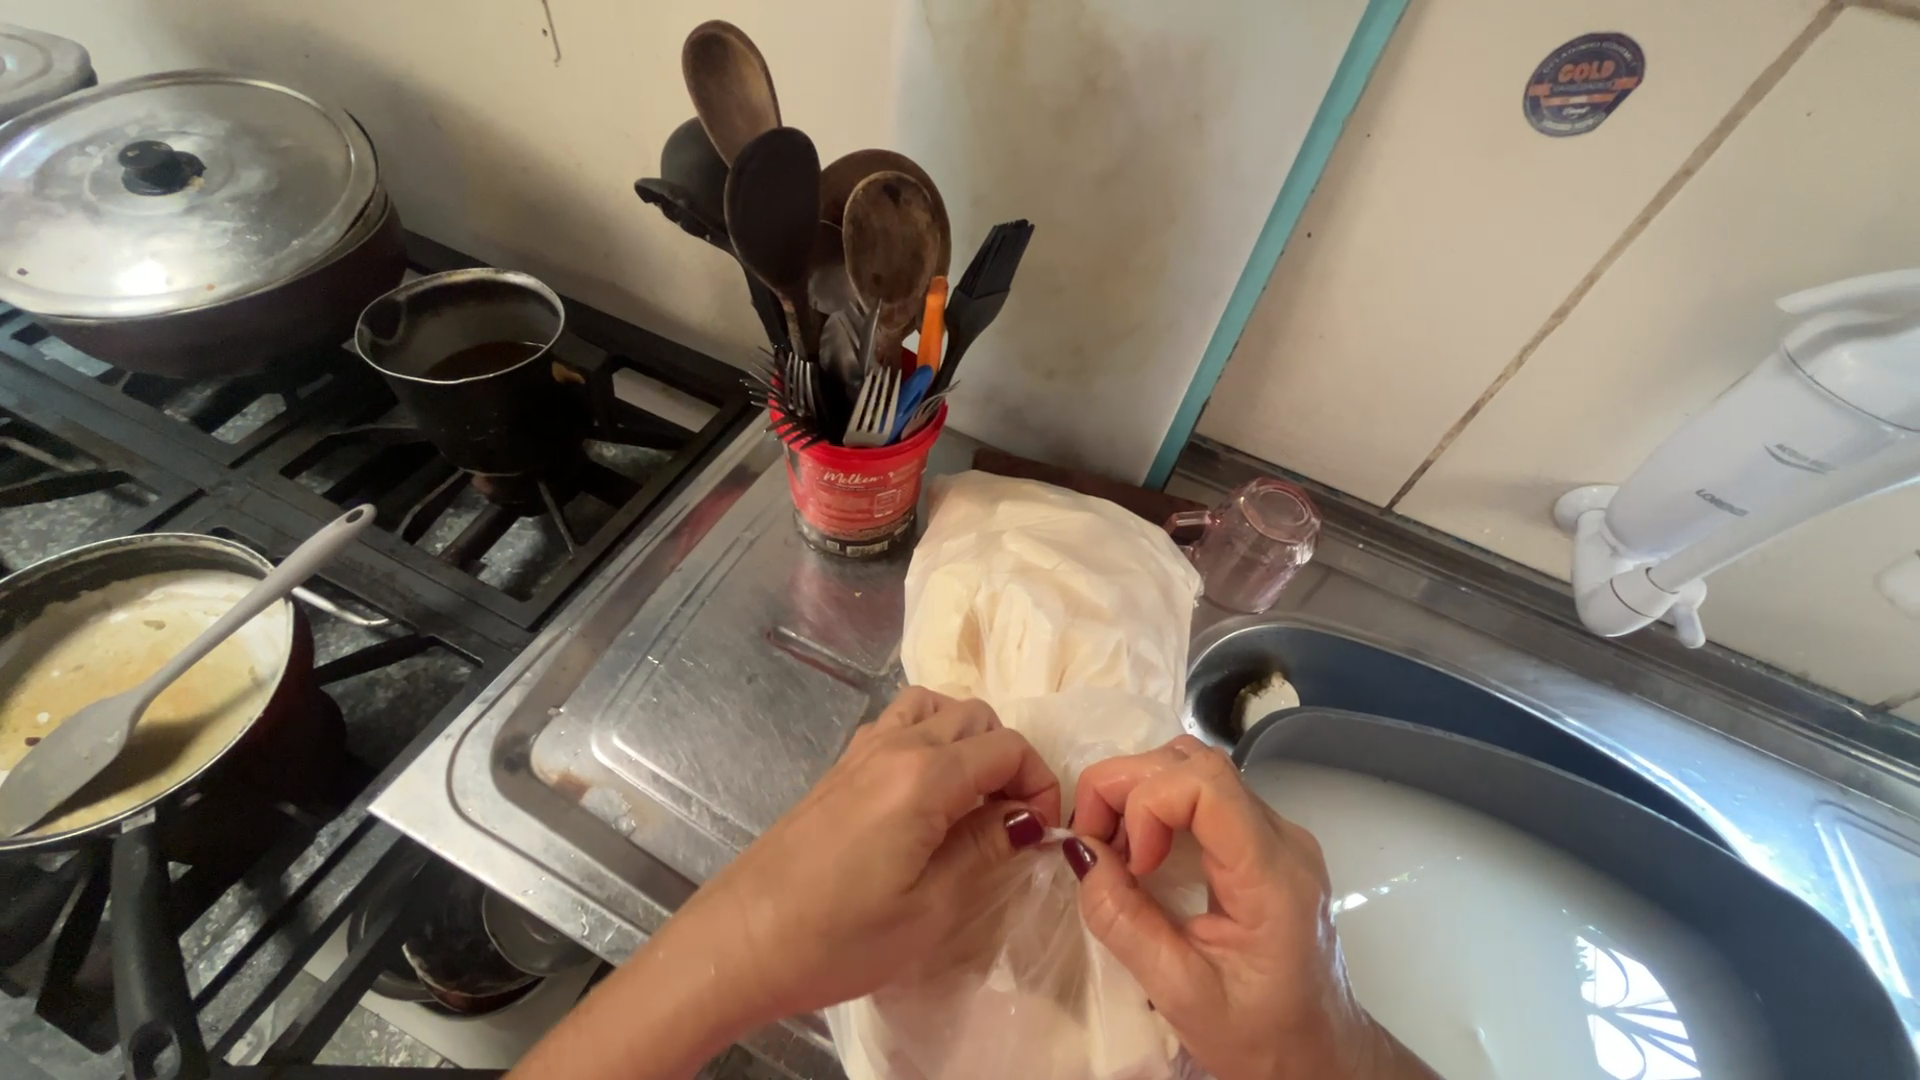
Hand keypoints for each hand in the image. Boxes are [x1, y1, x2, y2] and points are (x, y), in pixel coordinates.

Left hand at [672, 687, 1061, 1022]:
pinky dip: (929, 734)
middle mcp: (897, 743)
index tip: (1042, 829)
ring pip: (936, 706)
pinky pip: (899, 720)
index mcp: (925, 775)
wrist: (742, 941)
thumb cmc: (840, 937)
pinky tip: (925, 787)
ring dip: (968, 738)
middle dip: (1009, 758)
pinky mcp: (842, 763)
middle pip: (976, 717)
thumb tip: (1030, 818)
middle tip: (1011, 818)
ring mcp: (864, 747)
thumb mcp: (931, 907)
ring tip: (972, 794)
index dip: (1040, 781)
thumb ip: (986, 848)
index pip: (1007, 747)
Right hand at [1067, 736, 1437, 1079]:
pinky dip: (1154, 803)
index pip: (1206, 783)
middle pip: (1193, 762)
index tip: (1130, 862)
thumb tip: (1080, 853)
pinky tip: (1140, 849)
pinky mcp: (1258, 835)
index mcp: (1273, 875)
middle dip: (1126, 787)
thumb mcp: (1182, 997)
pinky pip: (1199, 790)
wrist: (1323, 1059)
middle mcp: (1280, 835)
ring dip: (1137, 790)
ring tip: (1115, 846)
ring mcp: (1273, 830)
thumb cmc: (1261, 1039)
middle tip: (1095, 843)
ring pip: (1193, 764)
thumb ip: (1125, 923)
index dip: (1148, 802)